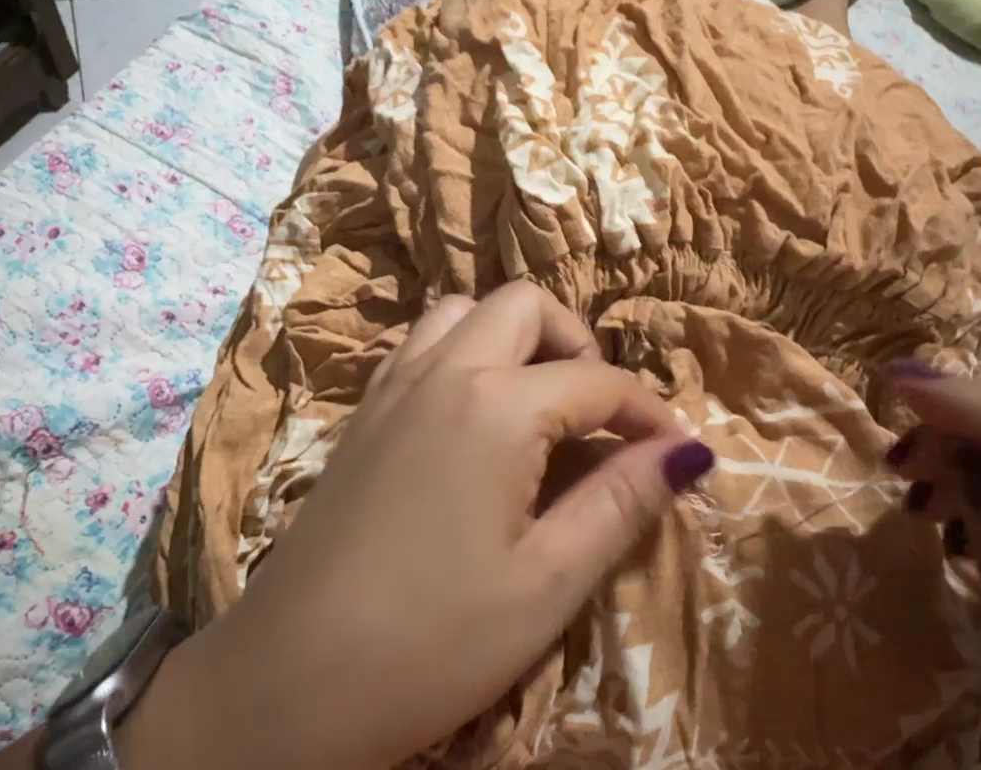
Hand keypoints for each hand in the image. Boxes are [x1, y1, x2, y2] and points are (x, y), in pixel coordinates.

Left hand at [117, 283, 713, 769]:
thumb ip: (619, 503)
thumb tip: (687, 452)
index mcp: (495, 405)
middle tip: (599, 414)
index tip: (678, 451)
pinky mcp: (360, 414)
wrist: (293, 676)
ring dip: (512, 336)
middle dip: (576, 343)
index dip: (649, 411)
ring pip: (461, 312)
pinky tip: (471, 416)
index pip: (596, 381)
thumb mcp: (547, 582)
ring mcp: (390, 387)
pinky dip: (461, 351)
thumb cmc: (434, 639)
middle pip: (522, 305)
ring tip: (538, 404)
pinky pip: (418, 345)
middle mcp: (440, 371)